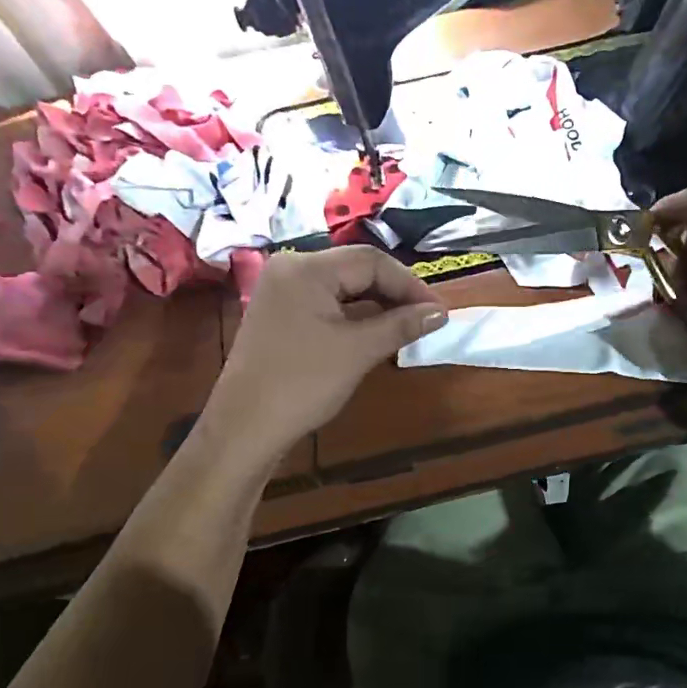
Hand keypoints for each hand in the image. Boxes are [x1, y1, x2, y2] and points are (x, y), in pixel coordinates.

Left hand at [202, 246, 446, 462]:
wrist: (245, 427)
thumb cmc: (303, 383)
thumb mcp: (358, 351)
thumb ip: (401, 325)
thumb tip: (441, 313)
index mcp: (306, 268)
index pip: (371, 261)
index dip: (410, 284)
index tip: (438, 312)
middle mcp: (290, 268)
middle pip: (355, 269)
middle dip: (394, 292)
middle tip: (426, 319)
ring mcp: (281, 291)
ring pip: (341, 286)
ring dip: (376, 304)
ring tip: (407, 326)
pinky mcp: (279, 313)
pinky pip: (325, 302)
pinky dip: (353, 314)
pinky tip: (376, 331)